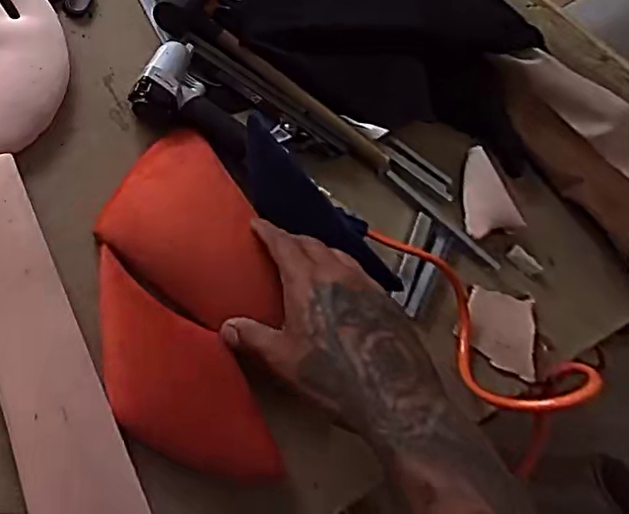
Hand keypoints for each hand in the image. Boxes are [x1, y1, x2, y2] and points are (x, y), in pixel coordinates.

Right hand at [222, 219, 530, 513]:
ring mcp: (368, 287)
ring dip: (322, 251)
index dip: (267, 230)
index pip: (283, 242)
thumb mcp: (283, 360)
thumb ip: (252, 338)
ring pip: (340, 255)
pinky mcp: (391, 305)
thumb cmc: (337, 379)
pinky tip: (347, 286)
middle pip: (312, 243)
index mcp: (306, 280)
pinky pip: (362, 274)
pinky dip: (346, 270)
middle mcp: (337, 274)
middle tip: (281, 242)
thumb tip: (226, 328)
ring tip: (313, 259)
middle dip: (293, 238)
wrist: (402, 404)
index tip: (257, 224)